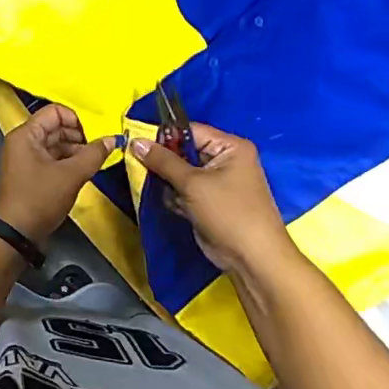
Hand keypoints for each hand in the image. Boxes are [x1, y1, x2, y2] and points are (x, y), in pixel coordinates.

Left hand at [0, 105, 114, 243]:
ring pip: (55, 145)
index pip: (54, 112)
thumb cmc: (40, 198)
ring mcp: (25, 159)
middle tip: (97, 152)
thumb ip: (94, 154)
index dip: (76, 120)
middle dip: (78, 137)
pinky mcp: (30, 175)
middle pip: (55, 127)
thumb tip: (114, 139)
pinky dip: (67, 163)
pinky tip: (82, 173)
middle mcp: (23, 142)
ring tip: (93, 164)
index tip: (93, 137)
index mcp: (26, 134)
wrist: (17, 233)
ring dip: (75, 151)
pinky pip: (52, 160)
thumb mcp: (70, 175)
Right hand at [130, 123, 290, 271]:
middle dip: (165, 162)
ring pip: (180, 172)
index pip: (190, 130)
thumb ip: (163, 161)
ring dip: (169, 183)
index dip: (164, 136)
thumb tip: (136, 142)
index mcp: (230, 147)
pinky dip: (176, 197)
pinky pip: (184, 189)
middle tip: (146, 169)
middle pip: (183, 151)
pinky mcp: (208, 201)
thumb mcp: (193, 183)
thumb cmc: (228, 212)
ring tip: (170, 194)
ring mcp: (217, 182)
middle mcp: (225, 160)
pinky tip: (178, 207)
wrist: (251, 257)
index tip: (138, 143)